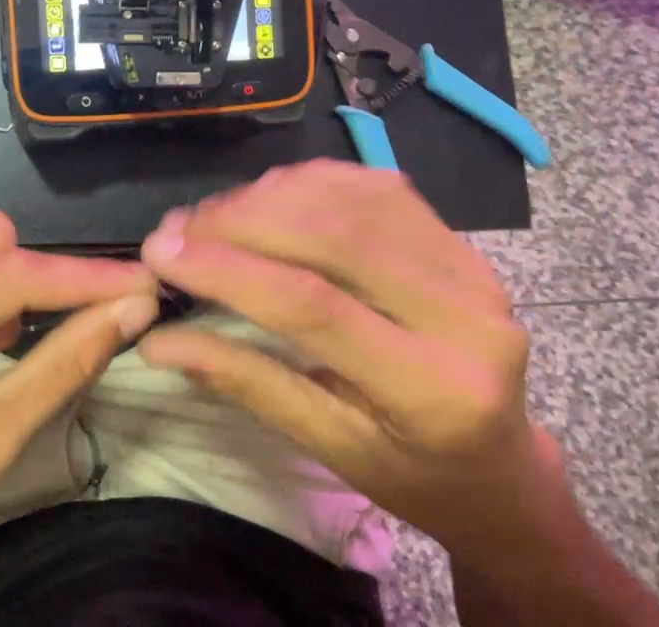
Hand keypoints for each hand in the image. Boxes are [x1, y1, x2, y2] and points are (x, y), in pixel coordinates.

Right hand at [136, 161, 551, 558]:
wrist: (501, 466)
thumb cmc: (412, 474)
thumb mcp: (328, 446)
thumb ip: (246, 382)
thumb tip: (158, 339)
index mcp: (434, 389)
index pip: (314, 307)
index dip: (228, 271)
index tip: (160, 252)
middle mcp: (467, 316)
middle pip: (335, 237)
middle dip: (240, 222)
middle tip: (178, 229)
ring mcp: (472, 269)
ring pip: (354, 201)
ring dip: (270, 197)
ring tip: (212, 216)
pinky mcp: (462, 244)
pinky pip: (376, 189)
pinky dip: (311, 183)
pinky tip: (268, 198)